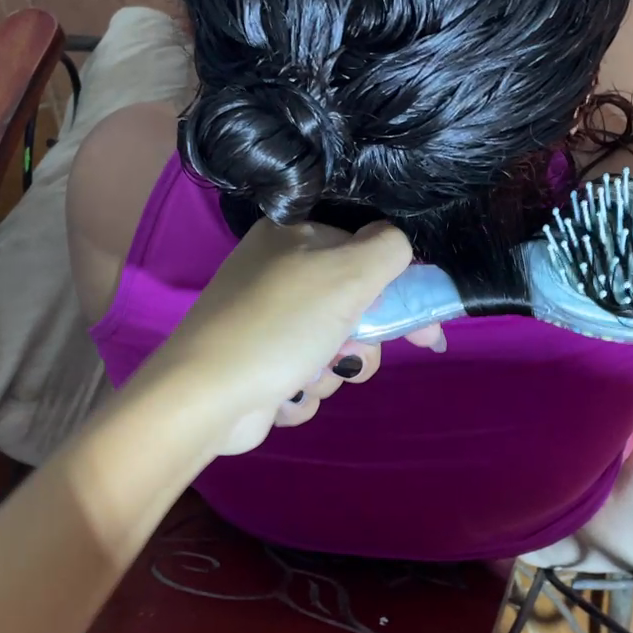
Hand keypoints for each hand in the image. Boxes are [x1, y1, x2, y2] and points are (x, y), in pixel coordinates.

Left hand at [138, 220, 438, 455]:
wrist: (208, 396)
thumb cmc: (282, 325)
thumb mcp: (348, 272)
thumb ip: (389, 249)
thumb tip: (400, 245)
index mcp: (293, 236)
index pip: (366, 251)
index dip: (401, 290)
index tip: (425, 330)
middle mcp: (278, 273)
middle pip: (355, 304)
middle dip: (361, 340)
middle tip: (354, 357)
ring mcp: (267, 322)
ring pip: (335, 346)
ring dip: (332, 370)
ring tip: (308, 376)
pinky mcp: (260, 364)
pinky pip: (308, 375)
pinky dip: (305, 389)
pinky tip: (285, 394)